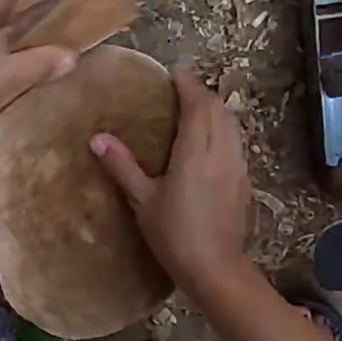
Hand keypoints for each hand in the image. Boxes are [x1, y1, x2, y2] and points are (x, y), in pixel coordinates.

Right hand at [90, 65, 250, 287]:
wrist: (216, 268)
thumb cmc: (174, 233)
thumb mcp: (142, 200)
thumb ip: (122, 166)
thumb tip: (98, 138)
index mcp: (196, 152)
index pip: (198, 105)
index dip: (188, 84)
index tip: (174, 72)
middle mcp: (222, 152)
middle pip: (218, 109)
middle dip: (201, 93)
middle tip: (179, 88)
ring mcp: (237, 166)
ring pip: (231, 124)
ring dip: (214, 109)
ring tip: (193, 108)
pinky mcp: (243, 180)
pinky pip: (235, 141)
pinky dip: (222, 128)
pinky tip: (208, 140)